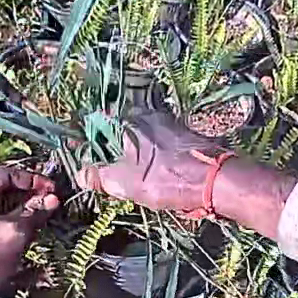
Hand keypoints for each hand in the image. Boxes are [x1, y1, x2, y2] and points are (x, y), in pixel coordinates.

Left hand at [0, 165, 60, 297]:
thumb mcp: (13, 234)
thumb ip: (33, 212)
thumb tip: (53, 198)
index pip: (1, 174)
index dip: (31, 180)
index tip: (53, 188)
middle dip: (25, 193)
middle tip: (49, 199)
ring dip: (16, 206)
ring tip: (40, 211)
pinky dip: (4, 217)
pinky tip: (23, 222)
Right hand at [80, 111, 297, 239]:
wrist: (217, 181)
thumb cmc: (166, 179)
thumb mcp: (125, 182)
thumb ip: (100, 176)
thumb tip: (80, 174)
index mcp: (131, 119)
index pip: (101, 123)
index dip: (91, 143)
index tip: (87, 160)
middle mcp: (152, 115)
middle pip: (124, 131)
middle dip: (116, 151)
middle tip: (110, 174)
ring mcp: (173, 125)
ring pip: (145, 140)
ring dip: (138, 157)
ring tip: (134, 179)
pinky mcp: (189, 138)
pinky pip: (163, 148)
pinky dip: (157, 160)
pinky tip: (157, 176)